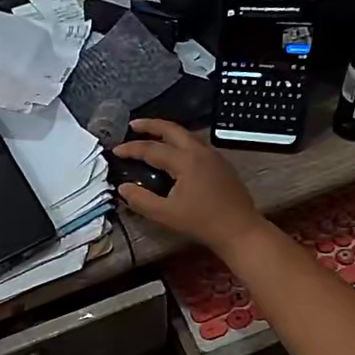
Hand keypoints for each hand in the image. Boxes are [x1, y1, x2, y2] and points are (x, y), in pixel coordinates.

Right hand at [113, 119, 269, 255]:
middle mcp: (199, 151)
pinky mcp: (221, 163)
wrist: (240, 229)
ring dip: (166, 132)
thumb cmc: (202, 222)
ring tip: (151, 136)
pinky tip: (174, 152)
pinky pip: (195, 144)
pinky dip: (179, 141)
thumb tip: (122, 188)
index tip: (114, 151)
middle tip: (133, 126)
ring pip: (186, 135)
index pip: (151, 148)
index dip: (131, 149)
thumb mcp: (166, 215)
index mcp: (185, 160)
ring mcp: (213, 155)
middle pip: (171, 129)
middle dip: (150, 125)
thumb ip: (141, 200)